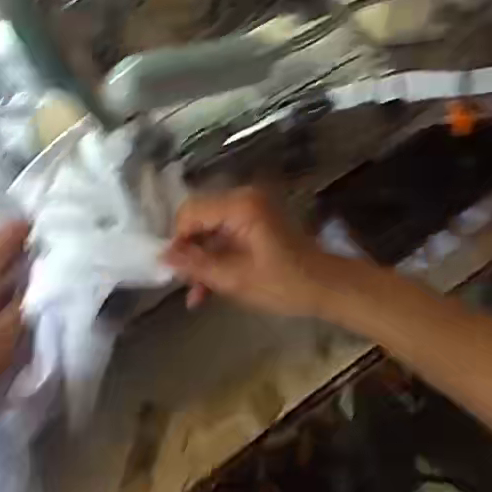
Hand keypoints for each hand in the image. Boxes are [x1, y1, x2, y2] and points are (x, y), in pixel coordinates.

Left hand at [0, 220, 28, 422]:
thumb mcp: (11, 329)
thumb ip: (26, 299)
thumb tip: (42, 274)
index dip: (14, 232)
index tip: (36, 220)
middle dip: (11, 241)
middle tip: (37, 233)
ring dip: (8, 258)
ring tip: (32, 252)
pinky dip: (4, 275)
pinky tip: (18, 282)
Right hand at [164, 188, 340, 317]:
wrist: (328, 286)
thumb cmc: (285, 283)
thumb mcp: (235, 279)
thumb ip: (197, 265)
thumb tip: (163, 258)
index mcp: (239, 205)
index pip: (190, 212)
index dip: (177, 240)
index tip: (172, 270)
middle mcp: (243, 197)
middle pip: (198, 217)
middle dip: (188, 251)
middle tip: (183, 283)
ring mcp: (250, 207)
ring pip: (208, 227)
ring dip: (201, 258)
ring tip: (197, 294)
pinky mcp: (255, 219)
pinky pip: (224, 232)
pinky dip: (216, 255)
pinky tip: (210, 286)